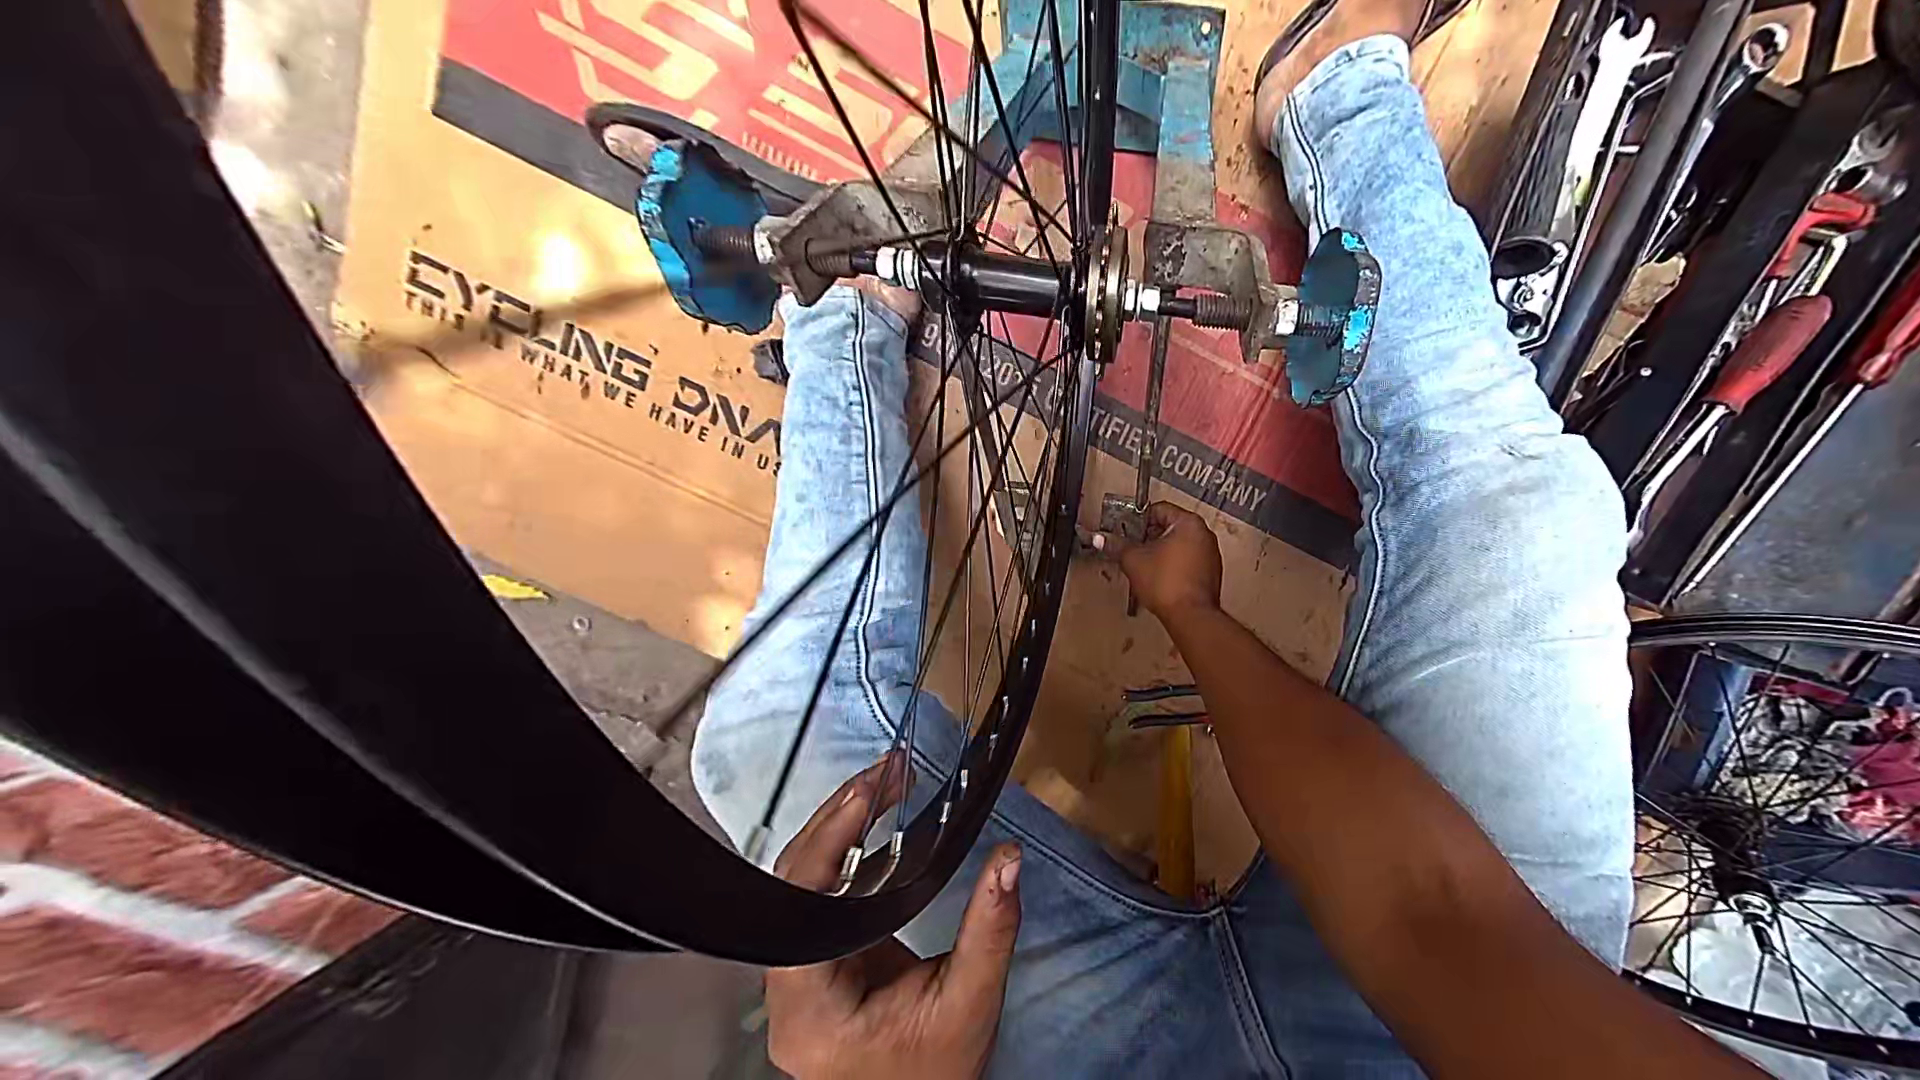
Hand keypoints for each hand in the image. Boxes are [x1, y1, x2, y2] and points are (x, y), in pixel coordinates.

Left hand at [765, 756, 1022, 1079]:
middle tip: (883, 774)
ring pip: (802, 881)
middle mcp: (788, 987)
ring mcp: (796, 970)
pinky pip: (819, 891)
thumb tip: (1009, 858)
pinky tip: (872, 819)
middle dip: (838, 818)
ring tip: (880, 783)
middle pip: (796, 883)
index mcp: (810, 1009)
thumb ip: (989, 930)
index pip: (800, 907)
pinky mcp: (815, 955)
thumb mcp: (969, 1006)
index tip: (866, 795)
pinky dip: (846, 848)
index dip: (828, 843)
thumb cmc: (933, 1074)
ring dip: (840, 826)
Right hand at [1101, 502, 1221, 619]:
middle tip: (1131, 545)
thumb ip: (1116, 544)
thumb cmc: (1167, 584)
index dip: (1138, 519)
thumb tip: (1101, 539)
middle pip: (1170, 526)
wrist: (1189, 615)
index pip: (1159, 509)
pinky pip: (1187, 560)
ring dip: (1160, 550)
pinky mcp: (1210, 573)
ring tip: (1142, 562)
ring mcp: (1210, 554)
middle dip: (1148, 536)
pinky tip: (1158, 575)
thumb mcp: (1132, 559)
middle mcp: (1204, 535)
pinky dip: (1172, 564)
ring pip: (1179, 544)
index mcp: (1188, 523)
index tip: (1126, 528)